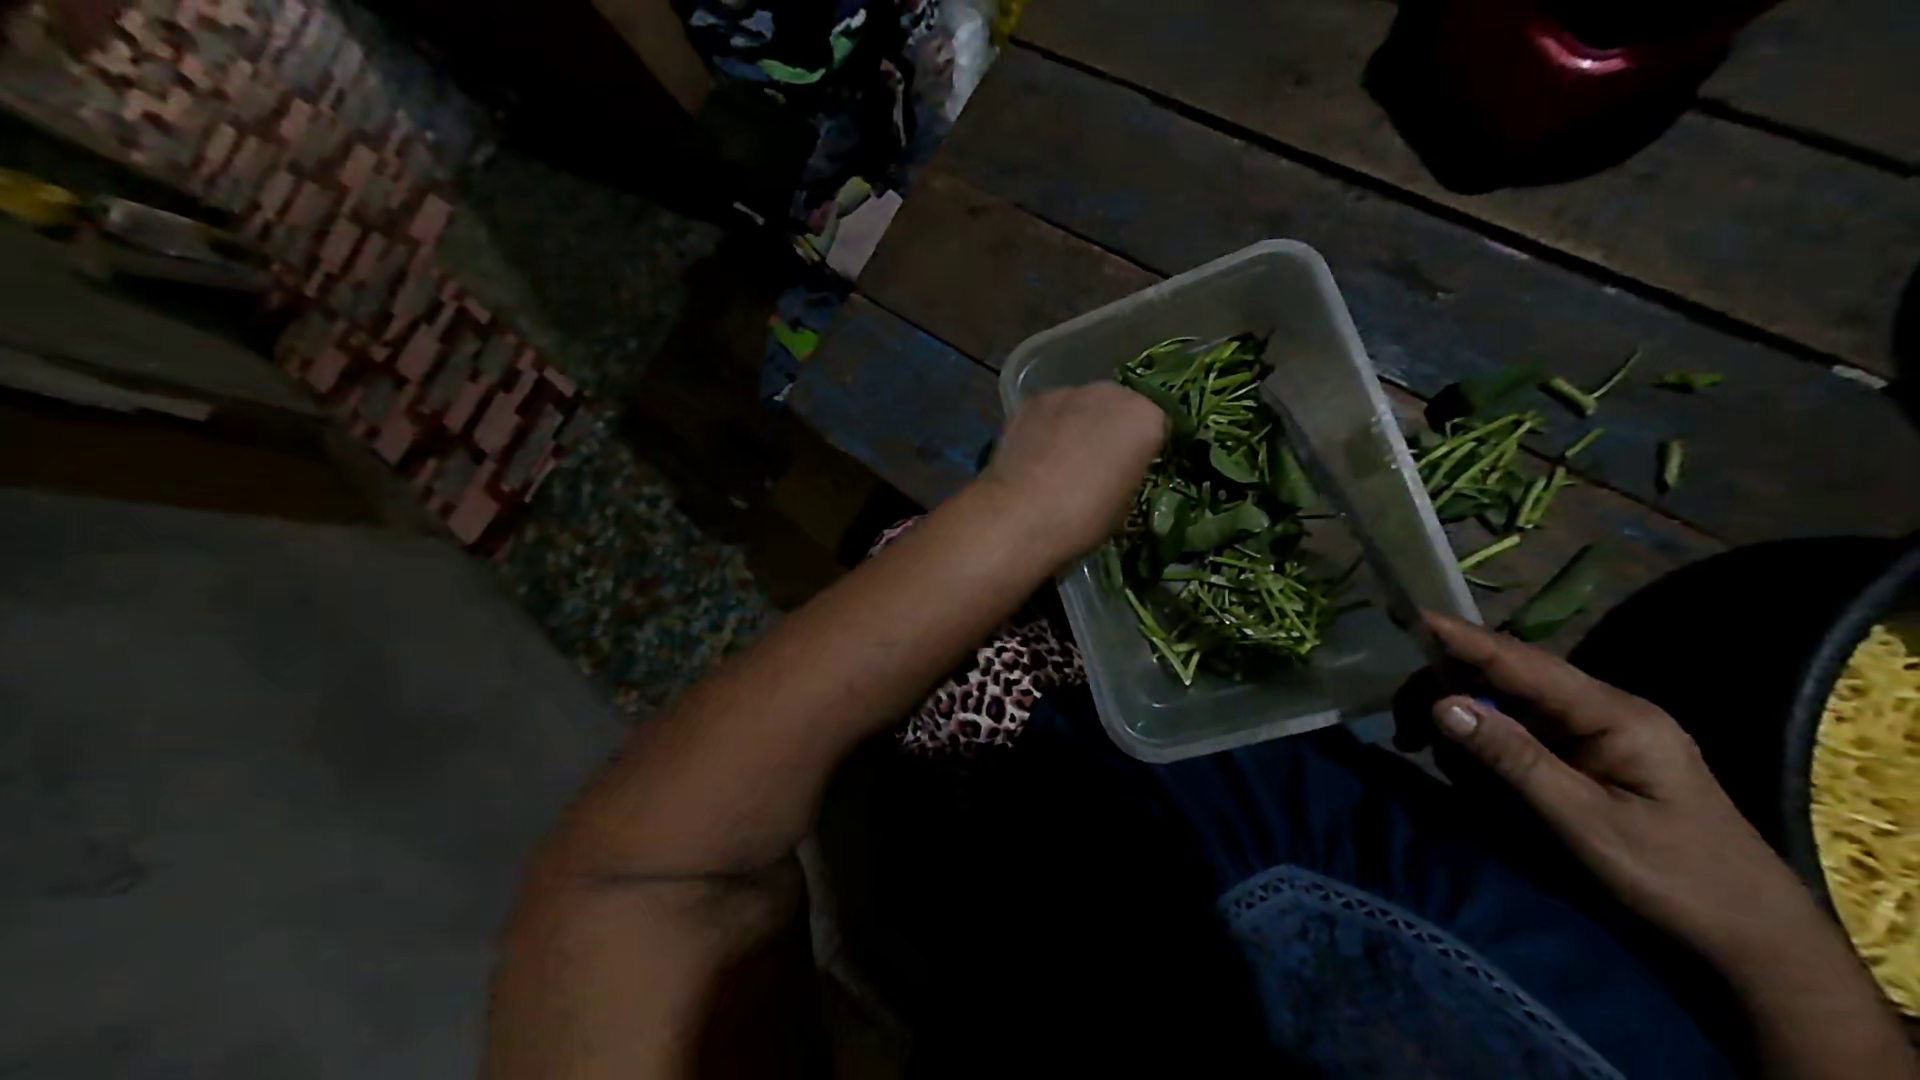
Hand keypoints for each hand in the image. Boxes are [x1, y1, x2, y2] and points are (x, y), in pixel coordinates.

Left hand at [977, 383, 1168, 561]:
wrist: (1021, 514)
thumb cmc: (1083, 517)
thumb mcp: (1124, 505)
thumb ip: (1127, 474)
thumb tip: (1114, 472)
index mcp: (1145, 418)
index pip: (1157, 426)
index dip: (1144, 448)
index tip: (1132, 468)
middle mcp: (1111, 393)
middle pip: (1119, 406)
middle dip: (1111, 428)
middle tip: (1096, 462)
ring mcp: (1068, 392)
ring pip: (1082, 405)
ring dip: (1077, 423)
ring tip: (1061, 458)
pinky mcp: (1031, 400)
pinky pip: (1049, 411)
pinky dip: (1046, 426)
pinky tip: (1036, 454)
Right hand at [1418, 613, 1825, 964]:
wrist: (1753, 938)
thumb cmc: (1675, 879)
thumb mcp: (1586, 822)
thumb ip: (1513, 758)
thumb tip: (1441, 703)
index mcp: (1613, 714)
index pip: (1520, 660)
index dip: (1461, 637)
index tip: (1409, 616)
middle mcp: (1601, 709)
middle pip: (1502, 675)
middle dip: (1444, 691)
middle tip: (1403, 733)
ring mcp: (1593, 730)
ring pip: (1502, 702)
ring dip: (1459, 722)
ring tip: (1428, 756)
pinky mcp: (1584, 753)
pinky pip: (1515, 729)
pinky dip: (1480, 743)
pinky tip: (1471, 774)